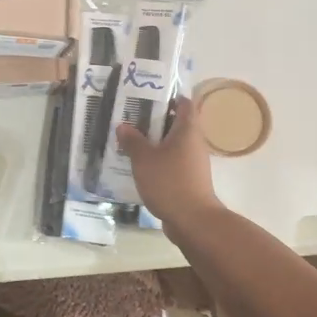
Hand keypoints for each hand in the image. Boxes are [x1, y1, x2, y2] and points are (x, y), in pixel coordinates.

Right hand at [116, 97, 223, 225]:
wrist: (193, 220)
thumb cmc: (169, 181)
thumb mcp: (144, 159)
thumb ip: (133, 141)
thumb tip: (123, 125)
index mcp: (187, 129)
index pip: (184, 103)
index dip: (168, 96)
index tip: (147, 96)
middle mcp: (194, 142)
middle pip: (176, 123)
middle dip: (155, 120)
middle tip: (131, 118)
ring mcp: (193, 162)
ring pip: (173, 144)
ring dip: (154, 142)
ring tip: (130, 141)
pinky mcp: (189, 179)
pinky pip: (172, 162)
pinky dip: (158, 160)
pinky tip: (139, 165)